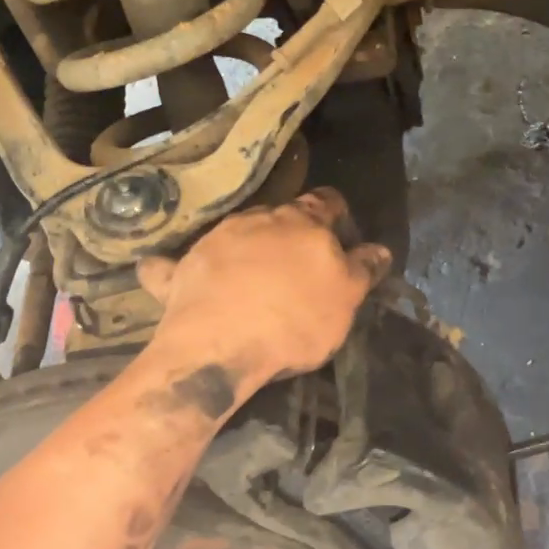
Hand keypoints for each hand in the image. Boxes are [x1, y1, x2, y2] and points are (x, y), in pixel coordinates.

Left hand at [136, 188, 391, 383]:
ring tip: (248, 279)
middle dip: (290, 233)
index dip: (337, 216)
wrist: (220, 346)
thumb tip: (379, 248)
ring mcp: (216, 238)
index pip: (327, 201)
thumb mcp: (344, 300)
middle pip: (280, 215)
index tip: (341, 238)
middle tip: (296, 266)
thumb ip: (362, 269)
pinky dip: (174, 266)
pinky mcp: (181, 265)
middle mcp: (259, 217)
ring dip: (244, 247)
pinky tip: (170, 275)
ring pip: (235, 232)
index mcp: (304, 222)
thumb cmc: (293, 322)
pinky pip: (174, 261)